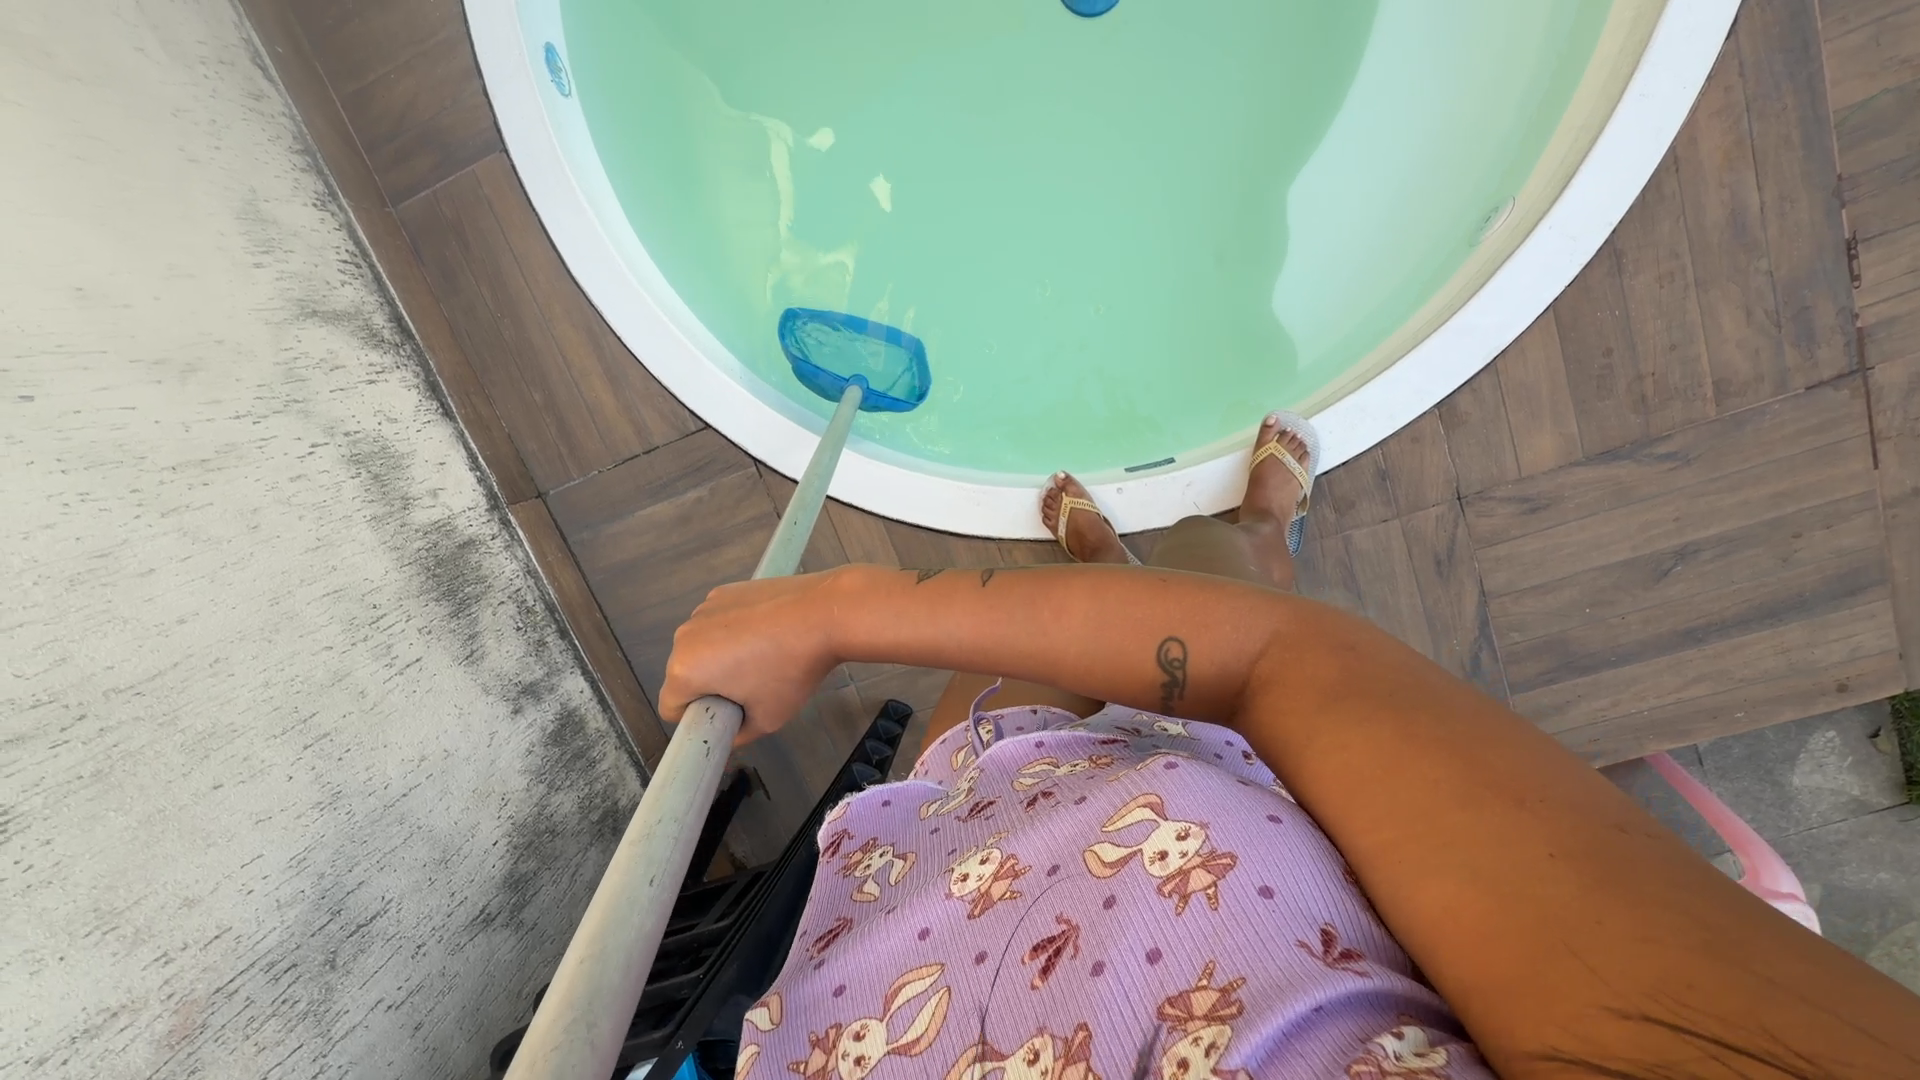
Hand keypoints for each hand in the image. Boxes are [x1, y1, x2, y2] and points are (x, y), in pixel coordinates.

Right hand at [657, 569, 848, 742]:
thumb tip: (729, 734)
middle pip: (685, 674)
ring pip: (702, 646)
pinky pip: (718, 622)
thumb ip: (737, 736)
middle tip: (753, 686)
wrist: (823, 614)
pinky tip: (766, 629)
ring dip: (720, 656)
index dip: (698, 718)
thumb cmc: (791, 671)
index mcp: (684, 670)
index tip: (729, 713)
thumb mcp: (767, 720)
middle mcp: (683, 635)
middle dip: (710, 685)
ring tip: (764, 655)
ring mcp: (703, 608)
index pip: (671, 707)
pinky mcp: (724, 590)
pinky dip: (733, 629)